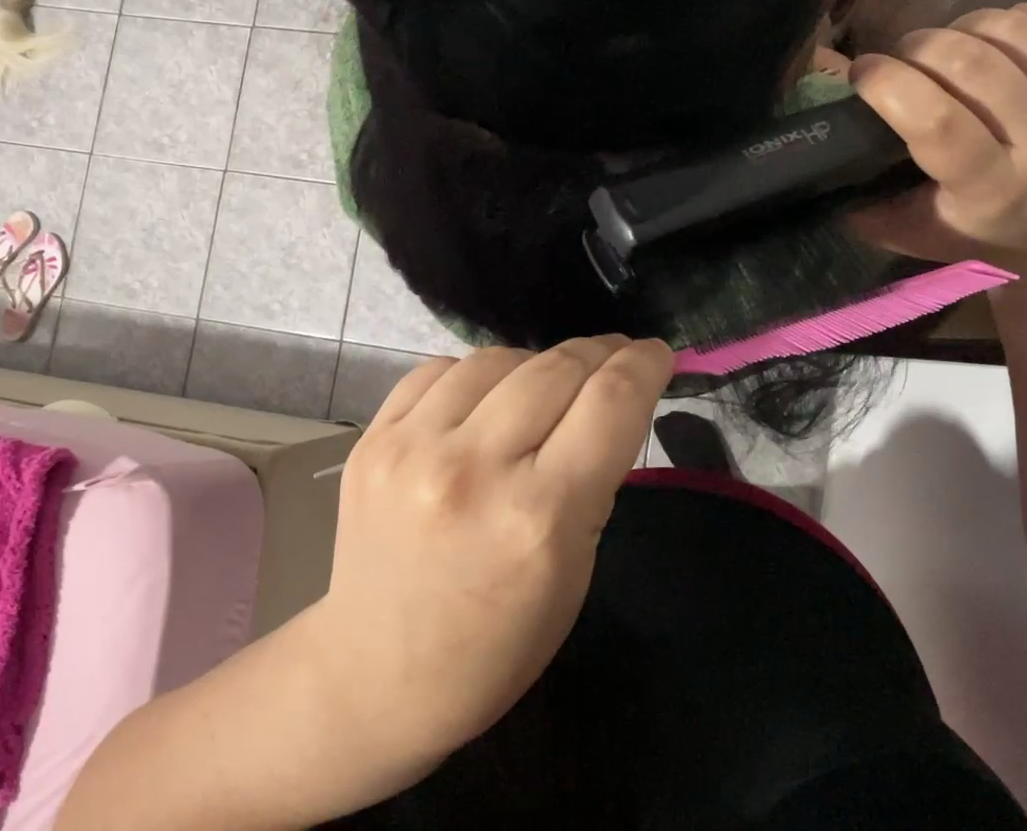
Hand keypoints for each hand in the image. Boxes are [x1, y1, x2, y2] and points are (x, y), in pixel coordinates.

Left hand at [311, 336, 673, 768]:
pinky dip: (475, 376)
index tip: (655, 354)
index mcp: (540, 516)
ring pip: (497, 358)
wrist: (378, 673)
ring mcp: (412, 450)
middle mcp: (474, 470)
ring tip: (548, 384)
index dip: (644, 365)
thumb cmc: (498, 642)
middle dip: (599, 354)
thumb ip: (593, 479)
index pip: (611, 402)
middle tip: (612, 359)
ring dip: (537, 364)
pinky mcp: (372, 441)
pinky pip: (438, 371)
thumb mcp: (574, 570)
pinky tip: (486, 398)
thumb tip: (607, 401)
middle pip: (558, 368)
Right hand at [845, 2, 1026, 277]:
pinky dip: (1015, 18)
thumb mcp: (910, 232)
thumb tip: (822, 148)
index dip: (888, 83)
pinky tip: (995, 42)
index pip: (937, 119)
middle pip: (973, 63)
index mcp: (993, 189)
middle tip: (900, 60)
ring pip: (1012, 29)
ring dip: (962, 28)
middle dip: (918, 47)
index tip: (861, 74)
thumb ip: (866, 202)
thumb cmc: (973, 236)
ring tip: (945, 51)